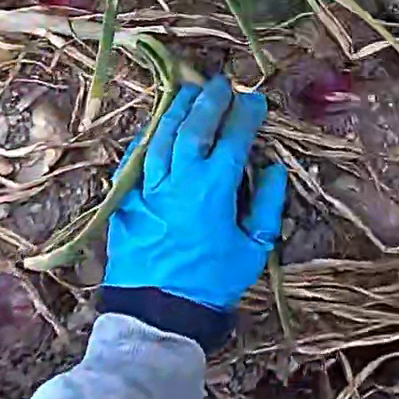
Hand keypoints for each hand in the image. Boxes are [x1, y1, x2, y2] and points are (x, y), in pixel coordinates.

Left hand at [105, 74, 287, 311]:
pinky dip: (147, 138)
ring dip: (177, 110)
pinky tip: (156, 128)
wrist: (157, 315)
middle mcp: (180, 180)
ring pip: (162, 137)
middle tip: (221, 83)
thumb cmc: (213, 281)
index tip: (254, 100)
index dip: (246, 114)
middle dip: (210, 100)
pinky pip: (135, 160)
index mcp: (214, 188)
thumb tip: (273, 167)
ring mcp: (148, 188)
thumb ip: (267, 203)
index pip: (234, 137)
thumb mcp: (254, 247)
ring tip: (188, 91)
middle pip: (195, 126)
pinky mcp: (125, 202)